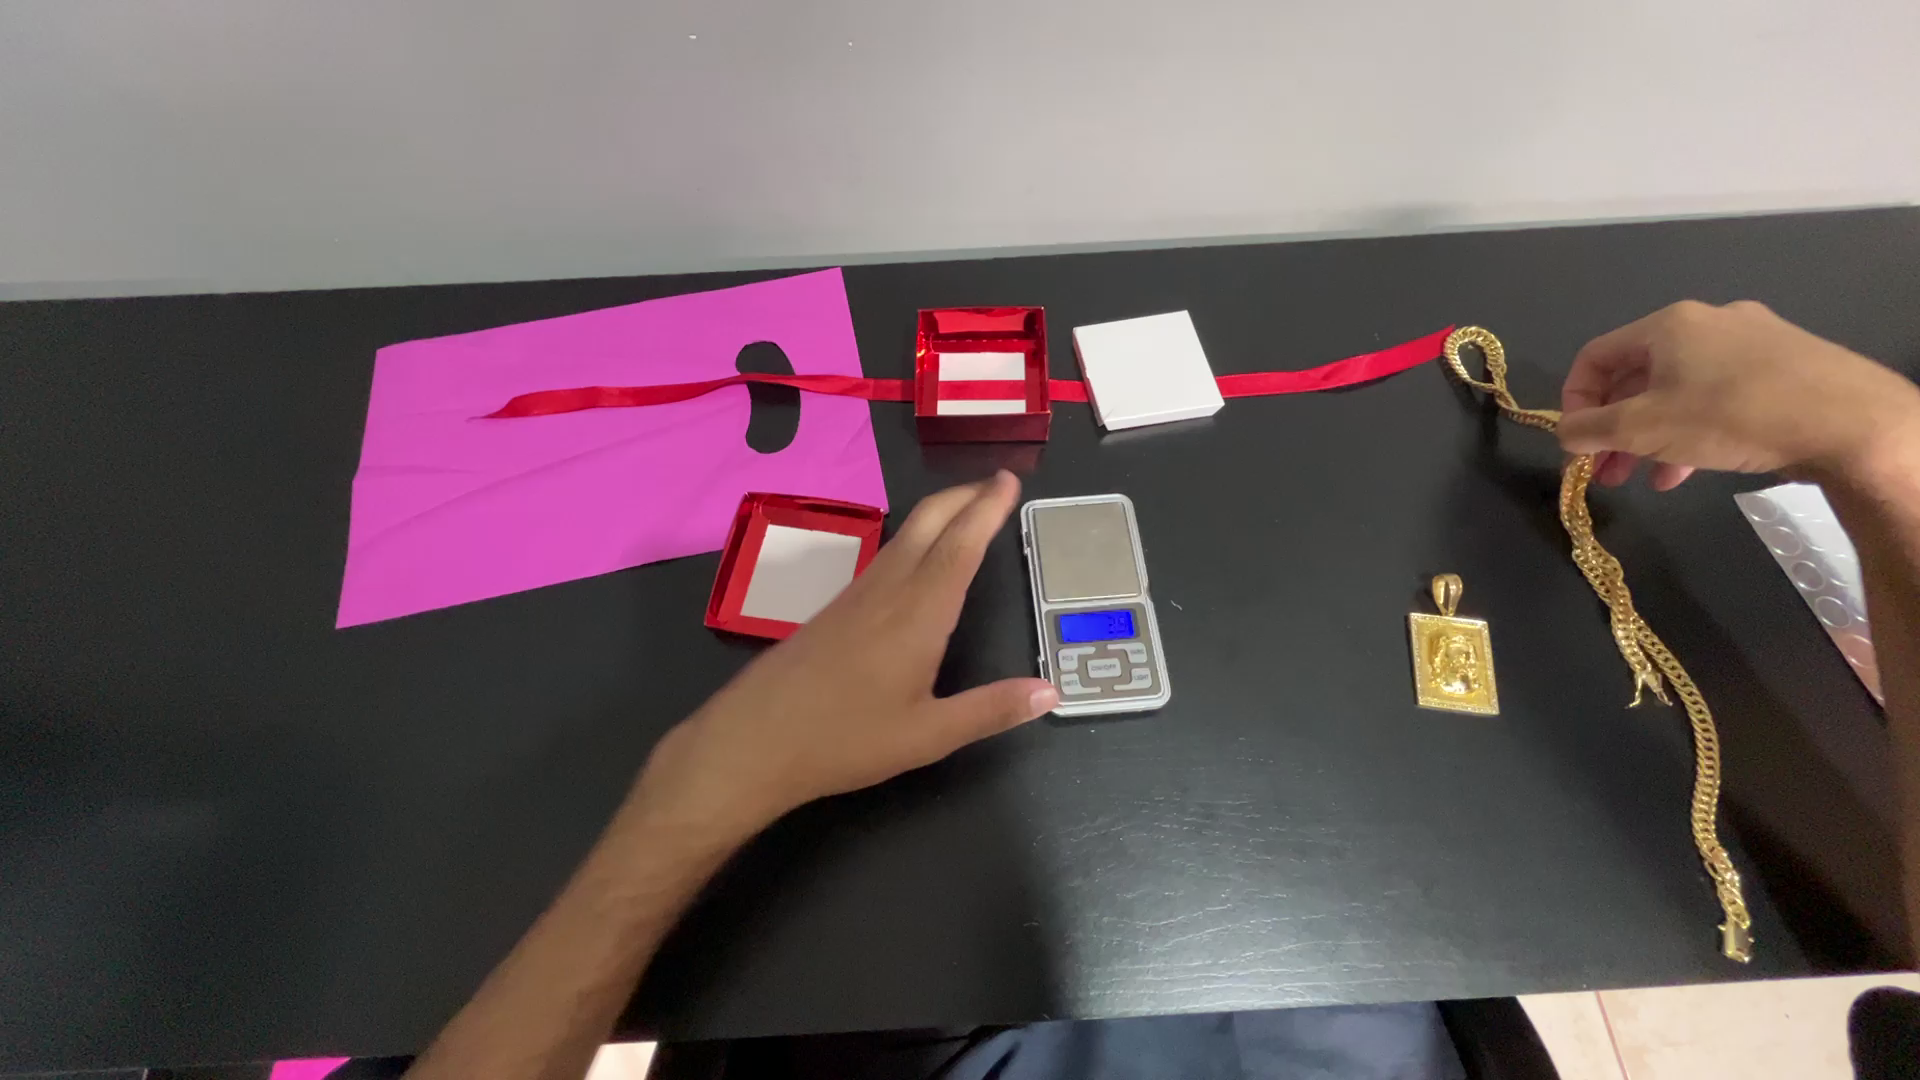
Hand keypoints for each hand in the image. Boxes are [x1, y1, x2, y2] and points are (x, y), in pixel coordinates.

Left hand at [630, 471, 1056, 846]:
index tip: (1008, 479)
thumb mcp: (928, 736)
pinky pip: (886, 556)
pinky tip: (917, 558)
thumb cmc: (846, 740)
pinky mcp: (836, 607)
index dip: (987, 508)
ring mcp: (857, 595)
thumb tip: (1050, 693)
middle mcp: (889, 590)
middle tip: (996, 483)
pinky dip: (915, 539)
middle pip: (929, 522)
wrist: (754, 741)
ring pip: (904, 535)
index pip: (961, 545)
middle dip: (964, 495)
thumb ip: (990, 710)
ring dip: (939, 513)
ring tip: (966, 511)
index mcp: (919, 613)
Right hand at [1558, 300, 1919, 489]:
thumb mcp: (1638, 428)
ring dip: (1648, 436)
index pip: (1594, 358)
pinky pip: (1716, 397)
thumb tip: (1565, 433)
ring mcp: (1754, 343)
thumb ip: (1586, 429)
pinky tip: (1688, 468)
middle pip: (1635, 379)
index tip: (1575, 439)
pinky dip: (1690, 431)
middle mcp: (1710, 323)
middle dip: (1612, 428)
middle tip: (1602, 468)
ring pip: (1675, 392)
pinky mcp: (1787, 367)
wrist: (1858, 426)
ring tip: (1642, 476)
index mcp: (1669, 326)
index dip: (1573, 401)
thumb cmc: (1730, 416)